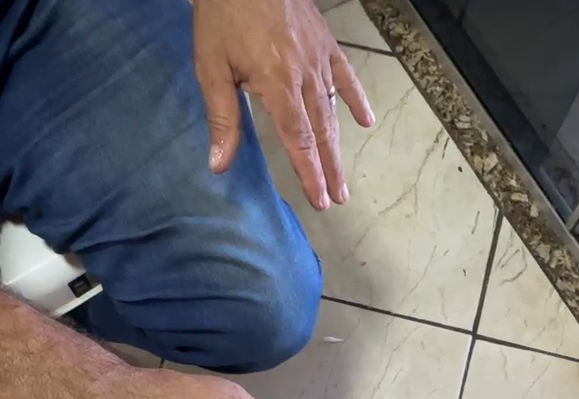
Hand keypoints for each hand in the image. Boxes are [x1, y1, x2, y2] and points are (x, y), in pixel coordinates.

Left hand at [195, 0, 373, 209]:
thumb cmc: (223, 13)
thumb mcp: (212, 67)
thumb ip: (223, 118)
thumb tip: (219, 165)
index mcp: (279, 86)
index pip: (298, 140)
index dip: (310, 173)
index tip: (320, 199)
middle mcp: (305, 76)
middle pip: (321, 132)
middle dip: (330, 168)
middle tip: (338, 198)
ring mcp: (319, 57)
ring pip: (333, 110)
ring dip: (339, 145)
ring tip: (344, 176)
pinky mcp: (324, 40)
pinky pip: (345, 74)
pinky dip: (356, 98)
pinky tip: (366, 120)